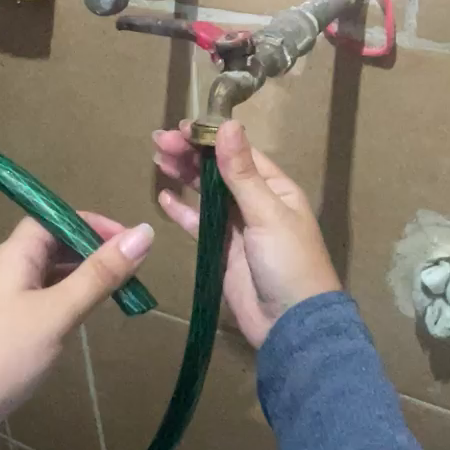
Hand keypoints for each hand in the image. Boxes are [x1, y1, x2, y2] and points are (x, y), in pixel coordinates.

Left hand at [0, 213, 153, 440]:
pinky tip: (86, 317)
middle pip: (54, 245)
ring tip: (120, 291)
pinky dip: (70, 301)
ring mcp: (4, 302)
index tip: (130, 240)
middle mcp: (8, 270)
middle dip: (93, 251)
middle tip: (133, 268)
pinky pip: (44, 301)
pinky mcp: (5, 331)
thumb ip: (100, 274)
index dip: (92, 223)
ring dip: (84, 277)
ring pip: (51, 275)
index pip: (56, 219)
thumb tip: (145, 232)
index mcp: (15, 255)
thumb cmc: (1, 354)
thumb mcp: (57, 312)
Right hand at [153, 119, 339, 347]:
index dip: (210, 139)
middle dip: (190, 154)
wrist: (291, 324)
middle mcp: (257, 203)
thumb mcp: (266, 213)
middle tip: (158, 140)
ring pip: (207, 194)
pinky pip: (199, 224)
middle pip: (219, 171)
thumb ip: (242, 172)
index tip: (181, 127)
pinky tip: (164, 197)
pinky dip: (182, 211)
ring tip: (157, 159)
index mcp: (275, 188)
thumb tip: (228, 124)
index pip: (238, 153)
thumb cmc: (288, 263)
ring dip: (184, 176)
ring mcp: (239, 228)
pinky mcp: (223, 252)